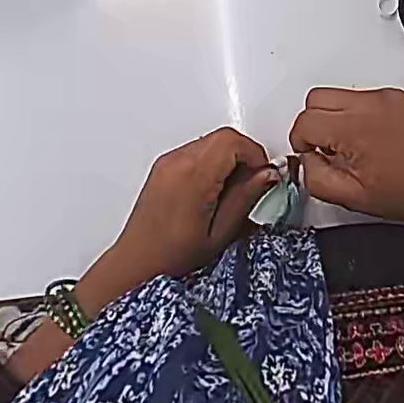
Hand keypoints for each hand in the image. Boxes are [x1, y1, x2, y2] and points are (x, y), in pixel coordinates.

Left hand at [81, 127, 276, 308]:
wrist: (136, 264)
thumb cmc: (172, 257)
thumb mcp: (220, 232)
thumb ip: (246, 197)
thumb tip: (266, 175)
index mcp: (193, 175)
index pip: (233, 142)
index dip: (255, 154)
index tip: (264, 175)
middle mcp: (177, 162)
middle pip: (223, 138)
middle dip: (245, 156)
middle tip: (254, 183)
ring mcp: (167, 163)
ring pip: (211, 142)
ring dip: (229, 159)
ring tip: (232, 192)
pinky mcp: (163, 167)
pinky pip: (197, 151)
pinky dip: (213, 162)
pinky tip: (214, 191)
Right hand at [289, 87, 403, 241]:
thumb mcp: (352, 198)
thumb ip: (315, 177)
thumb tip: (304, 161)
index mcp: (355, 128)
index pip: (305, 121)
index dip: (300, 142)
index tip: (310, 156)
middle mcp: (370, 104)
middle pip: (316, 99)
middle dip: (313, 125)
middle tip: (326, 151)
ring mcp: (385, 98)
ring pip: (337, 95)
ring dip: (334, 118)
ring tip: (352, 149)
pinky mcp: (397, 97)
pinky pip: (361, 97)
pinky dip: (355, 115)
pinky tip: (370, 141)